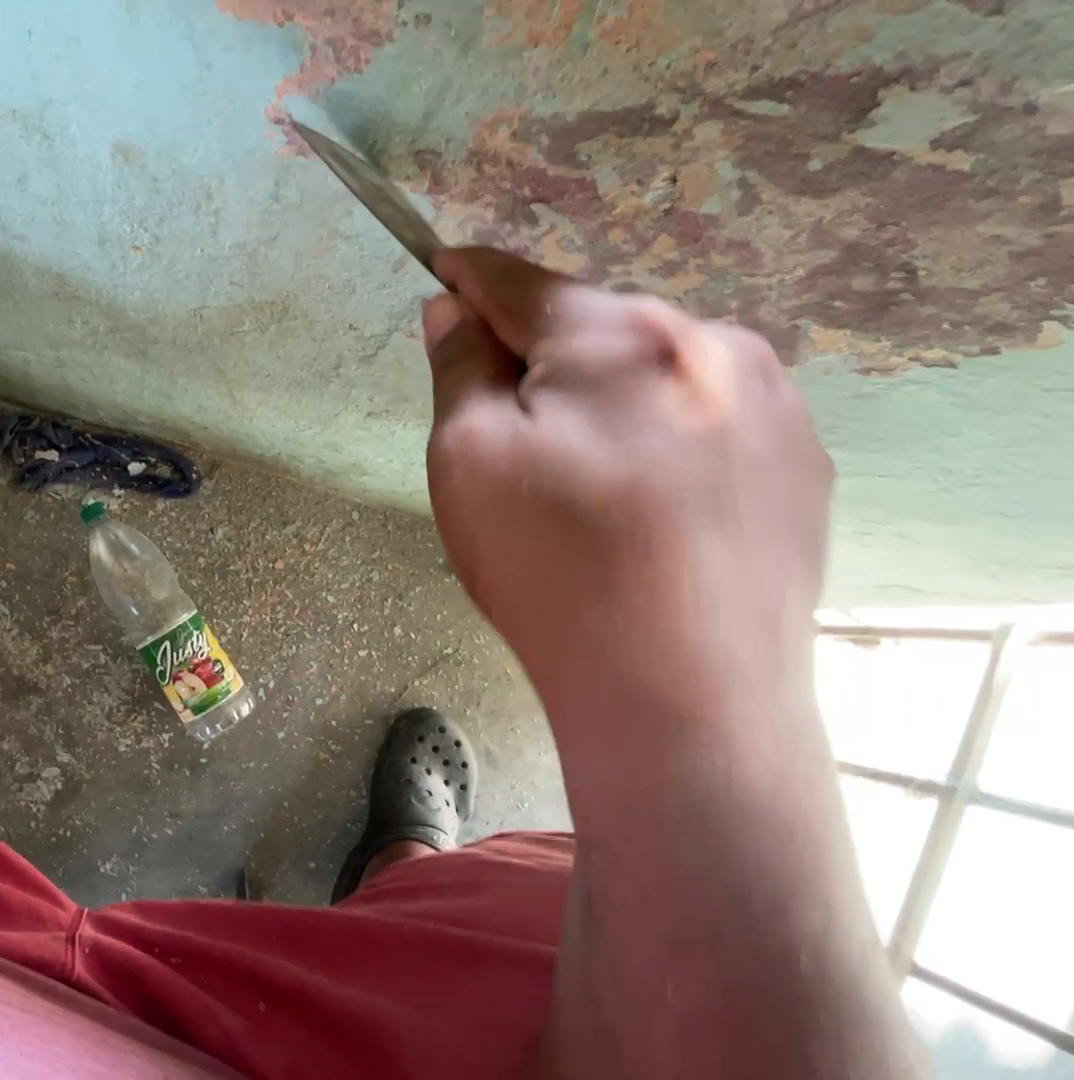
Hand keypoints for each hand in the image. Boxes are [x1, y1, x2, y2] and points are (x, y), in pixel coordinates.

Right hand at [423, 248, 831, 719]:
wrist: (683, 692)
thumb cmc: (549, 563)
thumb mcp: (466, 458)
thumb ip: (459, 368)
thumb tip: (454, 307)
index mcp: (619, 334)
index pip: (519, 280)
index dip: (468, 277)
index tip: (441, 273)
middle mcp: (714, 341)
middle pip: (593, 327)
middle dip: (539, 356)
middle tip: (504, 432)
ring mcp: (775, 402)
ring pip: (656, 372)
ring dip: (604, 397)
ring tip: (581, 484)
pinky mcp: (803, 464)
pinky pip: (706, 420)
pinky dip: (659, 438)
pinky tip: (644, 509)